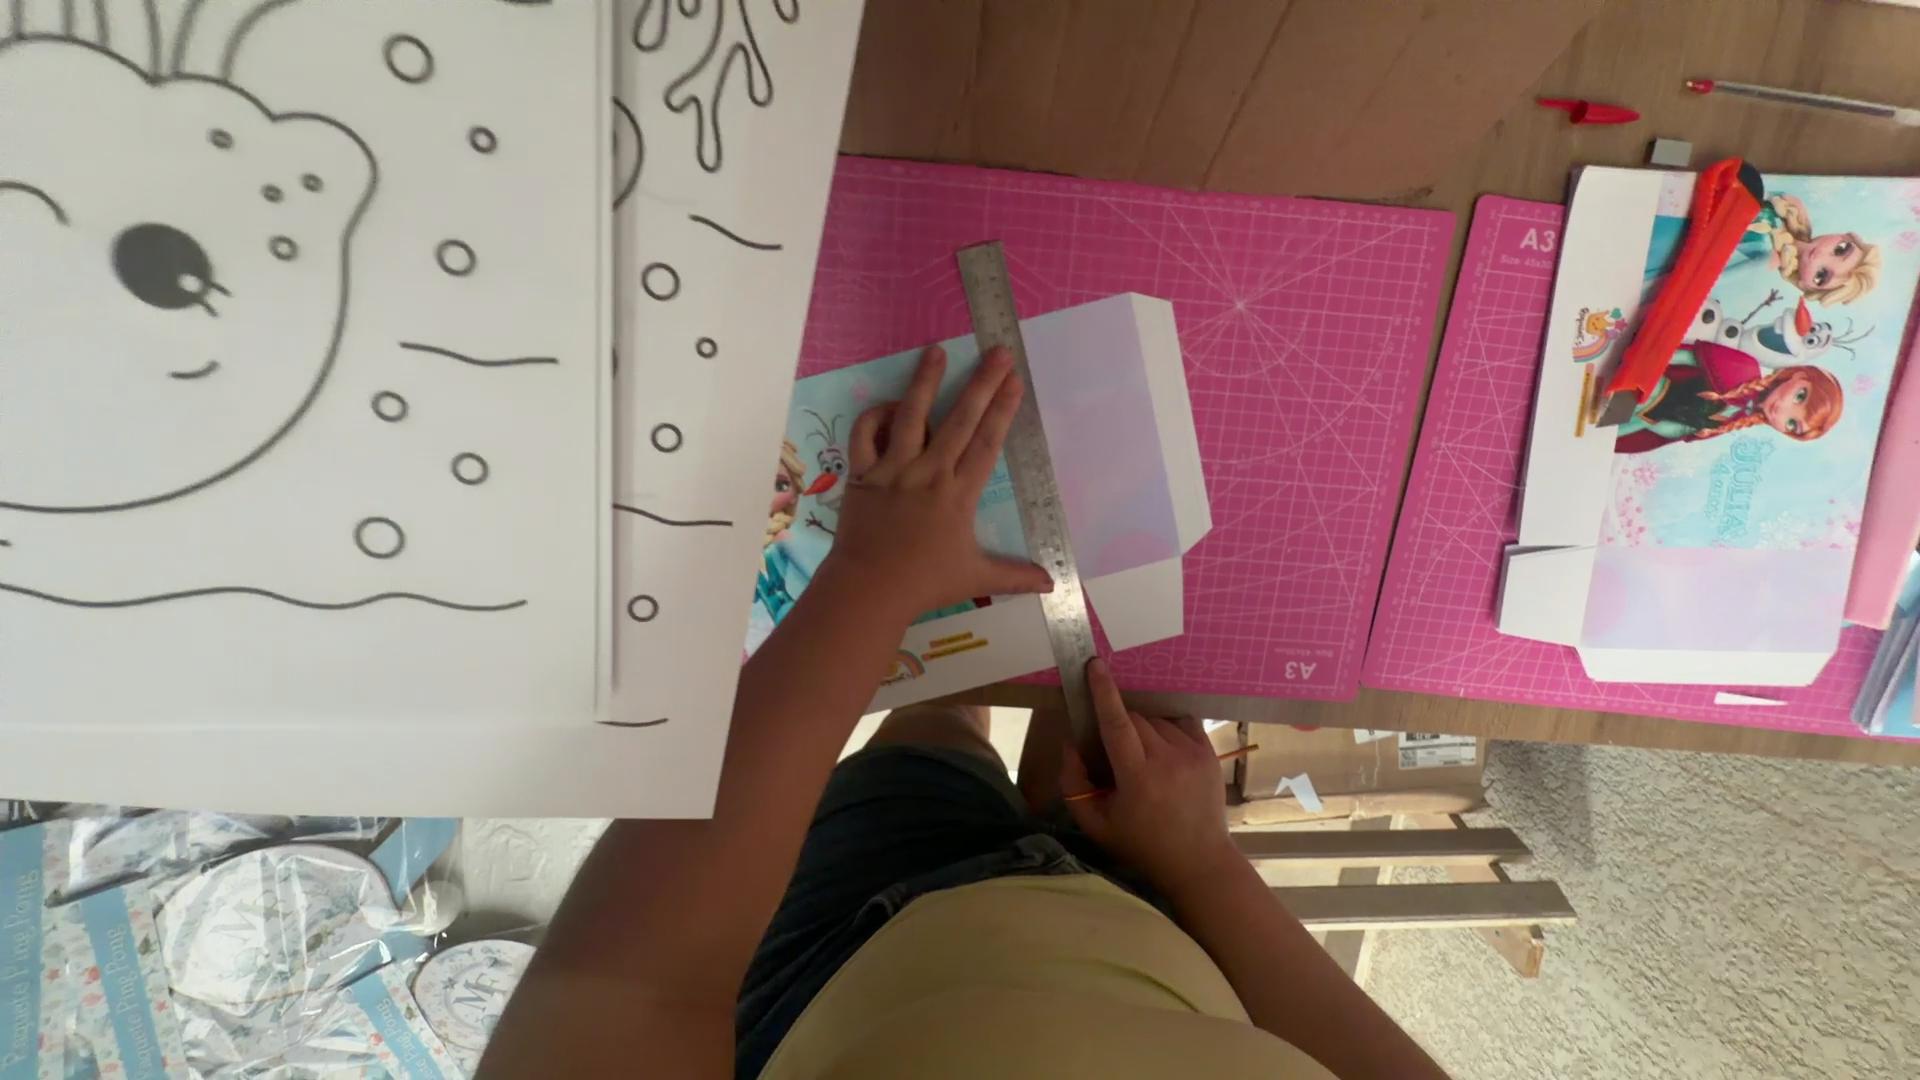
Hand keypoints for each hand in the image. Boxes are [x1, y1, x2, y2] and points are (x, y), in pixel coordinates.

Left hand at [824, 344, 1053, 615]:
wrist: (869, 590)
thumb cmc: (924, 583)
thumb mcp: (975, 578)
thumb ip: (1014, 576)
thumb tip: (1052, 585)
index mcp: (959, 494)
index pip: (987, 443)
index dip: (1003, 409)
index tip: (1015, 380)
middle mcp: (929, 473)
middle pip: (960, 420)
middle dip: (981, 382)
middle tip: (997, 351)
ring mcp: (893, 470)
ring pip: (911, 416)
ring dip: (925, 381)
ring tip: (936, 350)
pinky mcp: (862, 473)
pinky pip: (865, 435)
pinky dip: (875, 416)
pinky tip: (890, 405)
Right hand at [1062, 658, 1237, 894]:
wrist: (1199, 862)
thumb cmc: (1141, 844)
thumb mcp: (1095, 824)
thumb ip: (1073, 784)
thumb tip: (1070, 743)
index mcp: (1137, 777)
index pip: (1117, 724)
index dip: (1104, 692)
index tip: (1095, 665)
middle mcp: (1167, 760)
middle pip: (1134, 719)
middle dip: (1119, 726)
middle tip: (1117, 754)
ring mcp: (1191, 754)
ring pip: (1155, 720)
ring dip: (1142, 730)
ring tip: (1144, 761)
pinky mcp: (1208, 752)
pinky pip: (1179, 721)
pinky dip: (1165, 729)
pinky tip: (1162, 750)